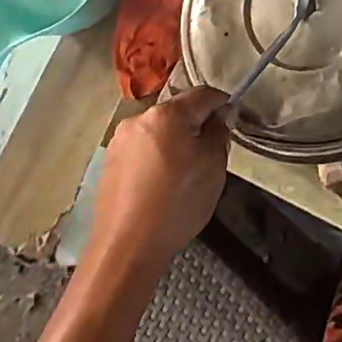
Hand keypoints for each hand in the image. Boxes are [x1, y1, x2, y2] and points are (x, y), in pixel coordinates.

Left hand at [88, 87, 230, 272]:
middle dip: (196, 126)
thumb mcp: (212, 167)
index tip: (232, 122)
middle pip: (178, 111)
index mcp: (167, 113)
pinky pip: (141, 149)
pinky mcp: (109, 162)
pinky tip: (159, 186)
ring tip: (182, 176)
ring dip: (173, 142)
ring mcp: (120, 140)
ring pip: (158, 131)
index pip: (203, 94)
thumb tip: (221, 115)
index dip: (223, 104)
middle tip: (209, 156)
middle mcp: (139, 118)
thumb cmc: (176, 203)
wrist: (126, 247)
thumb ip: (219, 133)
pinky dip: (155, 158)